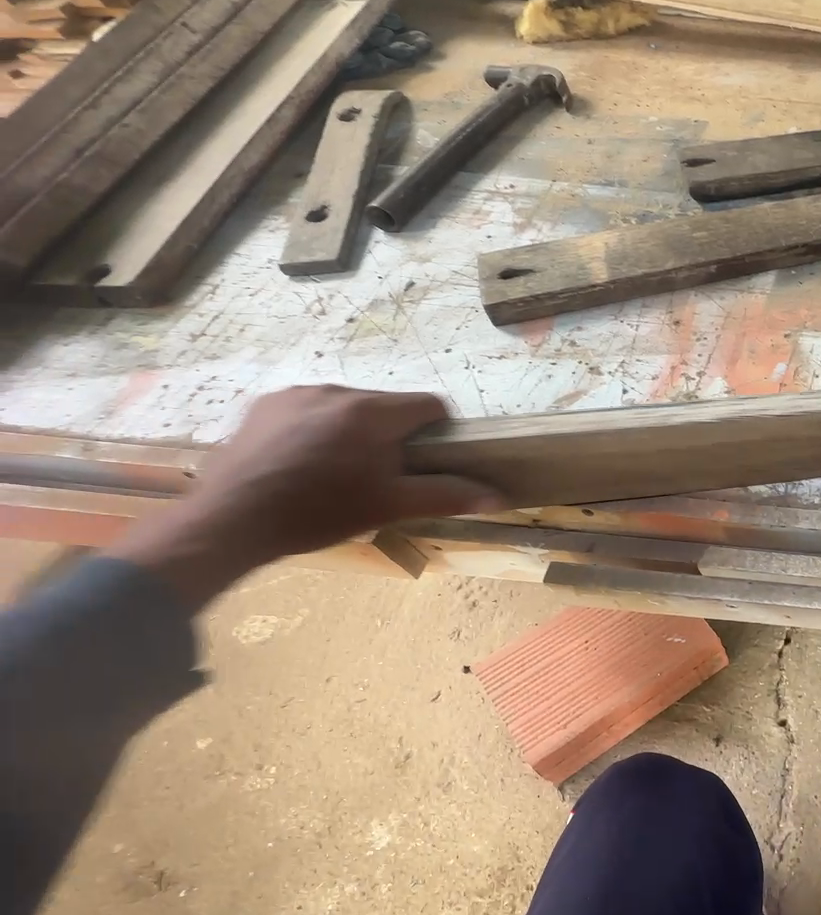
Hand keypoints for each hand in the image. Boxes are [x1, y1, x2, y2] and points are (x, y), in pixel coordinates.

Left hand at [104, 386, 503, 608]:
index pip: (429, 405)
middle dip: (394, 433)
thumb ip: (448, 495)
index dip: (438, 431)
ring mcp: (292, 395)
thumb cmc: (319, 513)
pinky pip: (311, 409)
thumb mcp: (391, 506)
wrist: (228, 522)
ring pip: (348, 406)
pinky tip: (306, 462)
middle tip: (383, 473)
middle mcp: (333, 391)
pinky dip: (319, 429)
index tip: (427, 460)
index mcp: (370, 411)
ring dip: (356, 430)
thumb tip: (498, 498)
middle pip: (387, 404)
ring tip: (342, 469)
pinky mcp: (262, 407)